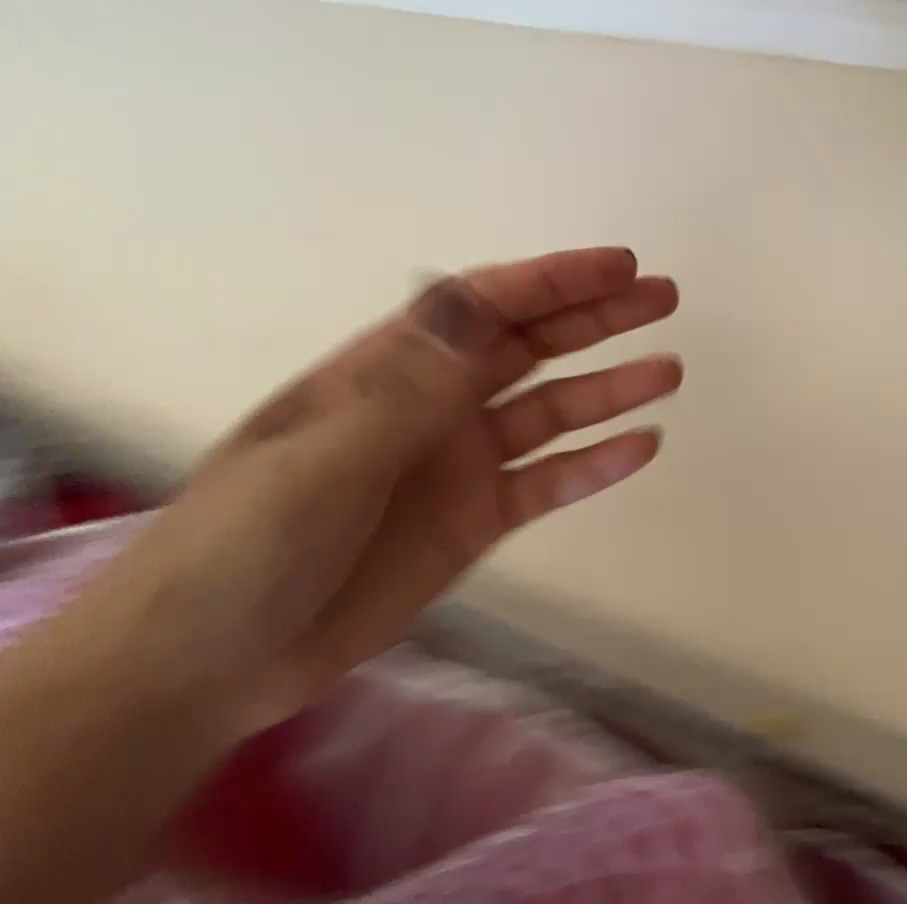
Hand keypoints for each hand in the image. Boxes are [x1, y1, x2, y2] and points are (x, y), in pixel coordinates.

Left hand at [87, 247, 680, 736]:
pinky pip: (551, 481)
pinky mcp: (479, 518)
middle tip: (664, 298)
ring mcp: (460, 463)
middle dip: (596, 318)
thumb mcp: (323, 460)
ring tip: (669, 371)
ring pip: (552, 412)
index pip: (483, 307)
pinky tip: (642, 448)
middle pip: (530, 348)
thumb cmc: (243, 547)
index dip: (554, 281)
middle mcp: (434, 405)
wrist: (210, 667)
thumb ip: (409, 387)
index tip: (620, 267)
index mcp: (387, 372)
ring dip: (610, 389)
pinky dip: (596, 464)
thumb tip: (472, 301)